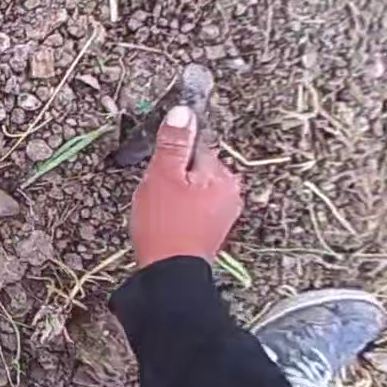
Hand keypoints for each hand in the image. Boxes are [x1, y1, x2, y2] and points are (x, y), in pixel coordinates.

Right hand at [131, 105, 241, 267]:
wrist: (168, 274)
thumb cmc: (165, 226)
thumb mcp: (162, 175)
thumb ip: (174, 142)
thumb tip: (182, 112)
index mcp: (223, 177)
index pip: (196, 145)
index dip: (172, 154)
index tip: (160, 168)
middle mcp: (229, 193)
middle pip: (194, 166)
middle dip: (172, 174)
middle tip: (157, 191)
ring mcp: (221, 213)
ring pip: (190, 187)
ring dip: (173, 192)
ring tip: (159, 208)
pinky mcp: (209, 228)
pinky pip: (191, 205)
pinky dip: (176, 208)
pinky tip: (164, 220)